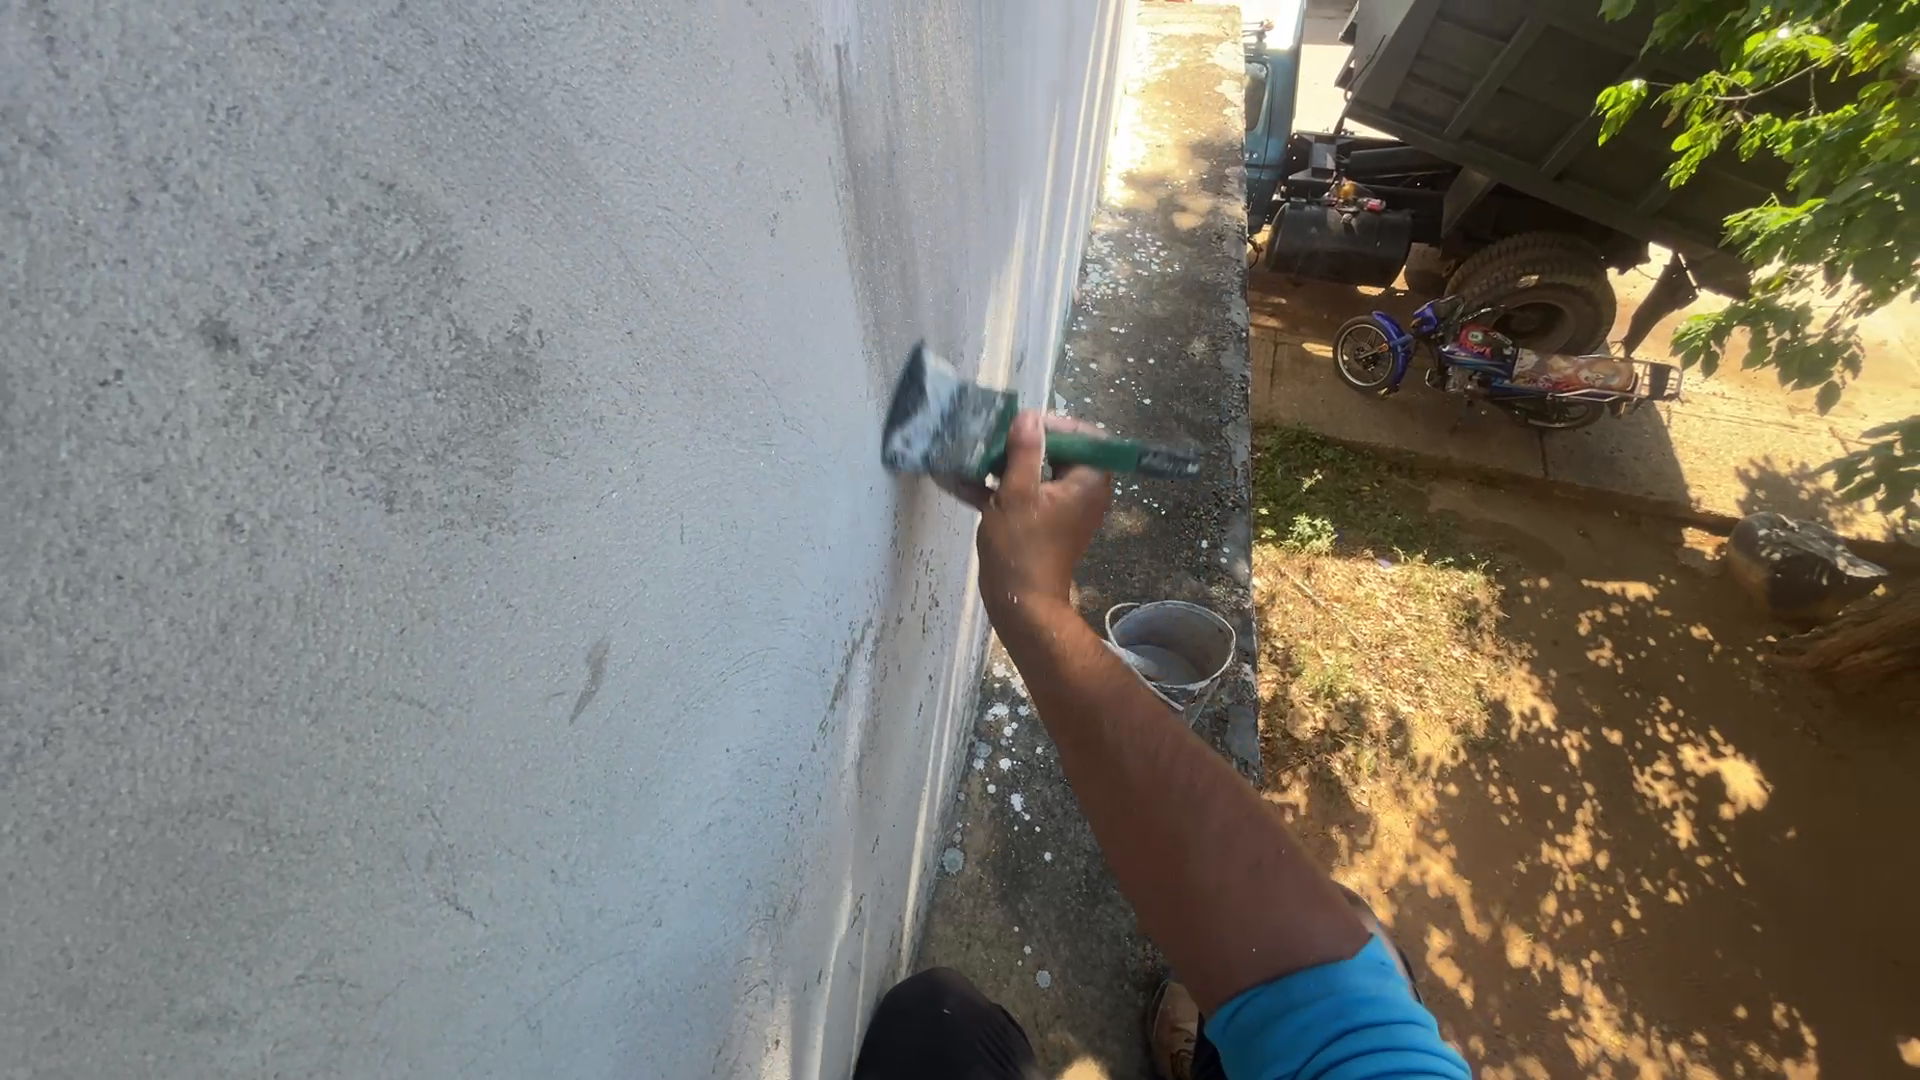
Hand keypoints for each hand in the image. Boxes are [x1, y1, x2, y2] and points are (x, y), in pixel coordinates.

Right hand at [947, 410, 1111, 634]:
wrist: (1021, 605)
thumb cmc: (1022, 549)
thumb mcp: (1017, 494)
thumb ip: (1023, 451)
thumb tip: (1028, 417)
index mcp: (1088, 480)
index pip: (1083, 435)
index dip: (1052, 424)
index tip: (1019, 425)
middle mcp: (1083, 491)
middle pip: (1058, 451)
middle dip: (1022, 443)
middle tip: (992, 438)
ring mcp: (1063, 508)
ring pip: (1037, 472)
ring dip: (1006, 464)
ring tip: (974, 456)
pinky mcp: (1043, 523)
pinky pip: (1026, 495)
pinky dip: (1001, 488)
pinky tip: (964, 481)